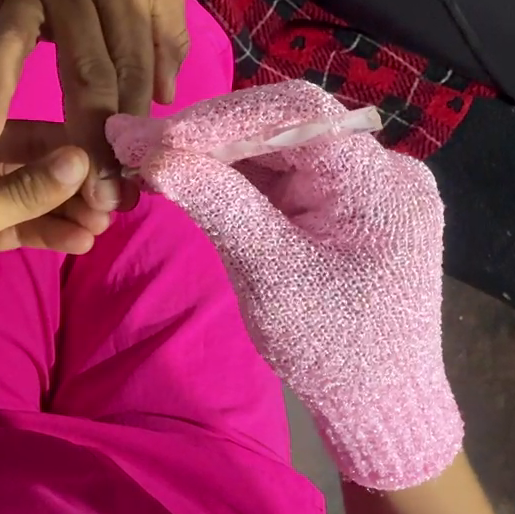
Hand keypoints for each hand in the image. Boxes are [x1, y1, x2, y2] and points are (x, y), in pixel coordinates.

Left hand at [0, 119, 101, 356]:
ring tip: (103, 224)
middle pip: (26, 165)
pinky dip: (44, 232)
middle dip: (68, 184)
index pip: (17, 132)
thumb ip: (24, 190)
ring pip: (25, 198)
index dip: (65, 147)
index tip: (111, 160)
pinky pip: (16, 226)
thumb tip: (84, 160)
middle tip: (115, 199)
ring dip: (61, 210)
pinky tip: (79, 240)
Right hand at [108, 81, 461, 490]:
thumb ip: (209, 199)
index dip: (221, 115)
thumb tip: (135, 141)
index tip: (155, 137)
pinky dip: (230, 169)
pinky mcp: (339, 191)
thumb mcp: (266, 273)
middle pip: (281, 120)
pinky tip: (190, 176)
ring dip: (211, 149)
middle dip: (208, 132)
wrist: (378, 401)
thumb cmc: (330, 347)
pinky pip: (278, 163)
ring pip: (273, 138)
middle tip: (138, 146)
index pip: (297, 112)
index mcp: (378, 181)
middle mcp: (378, 163)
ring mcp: (360, 176)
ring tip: (152, 159)